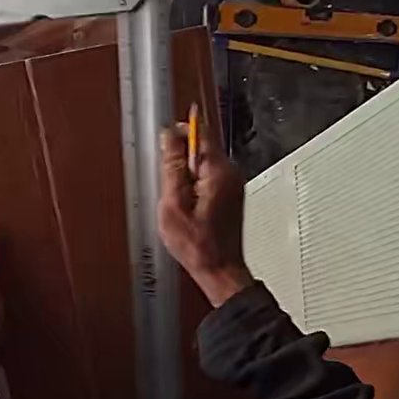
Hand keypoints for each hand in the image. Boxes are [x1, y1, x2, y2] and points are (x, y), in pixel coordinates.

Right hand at [158, 123, 253, 306]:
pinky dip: (192, 184)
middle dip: (179, 158)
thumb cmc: (197, 243)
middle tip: (167, 180)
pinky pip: (207, 177)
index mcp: (218, 171)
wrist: (218, 268)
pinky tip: (185, 205)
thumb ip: (172, 166)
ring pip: (202, 163)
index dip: (180, 130)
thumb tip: (169, 136)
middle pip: (201, 147)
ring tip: (176, 199)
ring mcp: (232, 184)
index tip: (166, 136)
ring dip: (185, 173)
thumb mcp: (173, 202)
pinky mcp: (229, 194)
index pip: (201, 132)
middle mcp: (230, 173)